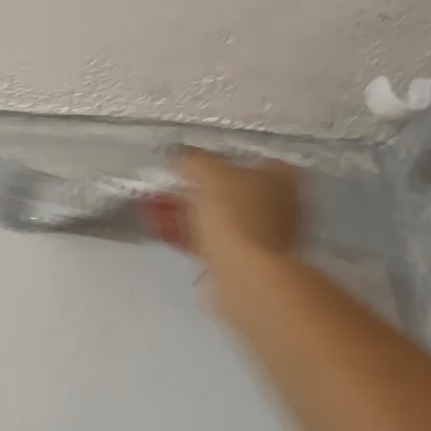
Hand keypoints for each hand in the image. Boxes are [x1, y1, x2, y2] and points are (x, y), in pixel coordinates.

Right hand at [165, 147, 304, 266]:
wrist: (244, 276)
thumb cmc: (236, 215)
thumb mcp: (210, 174)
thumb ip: (193, 160)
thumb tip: (177, 154)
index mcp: (280, 176)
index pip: (244, 158)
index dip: (212, 159)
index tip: (185, 163)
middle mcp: (276, 205)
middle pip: (226, 191)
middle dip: (190, 189)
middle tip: (162, 185)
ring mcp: (259, 237)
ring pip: (214, 217)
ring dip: (182, 211)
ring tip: (150, 206)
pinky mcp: (239, 262)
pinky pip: (207, 240)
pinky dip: (184, 233)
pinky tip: (159, 229)